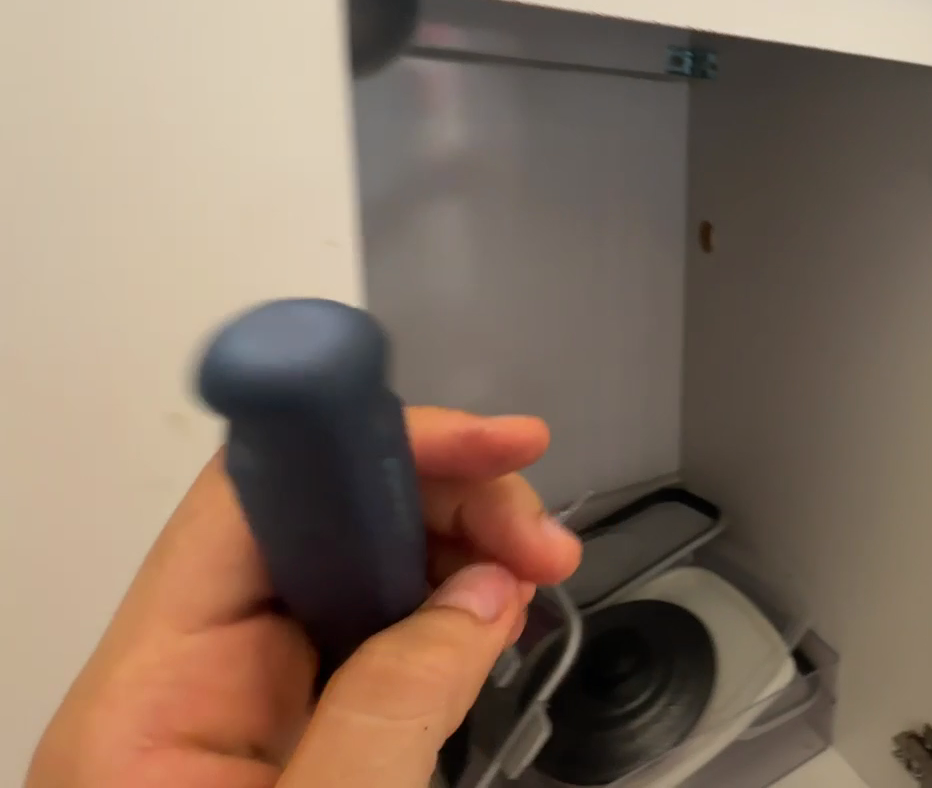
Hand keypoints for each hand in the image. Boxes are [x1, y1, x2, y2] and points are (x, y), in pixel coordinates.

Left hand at [27, 408, 582, 787]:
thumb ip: (392, 711)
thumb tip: (491, 588)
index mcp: (158, 690)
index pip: (258, 498)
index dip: (380, 442)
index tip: (506, 444)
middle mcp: (206, 663)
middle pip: (340, 510)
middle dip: (462, 500)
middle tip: (550, 546)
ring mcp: (268, 681)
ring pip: (384, 549)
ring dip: (478, 541)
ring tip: (544, 575)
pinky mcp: (321, 701)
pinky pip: (402, 605)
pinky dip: (470, 589)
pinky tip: (506, 609)